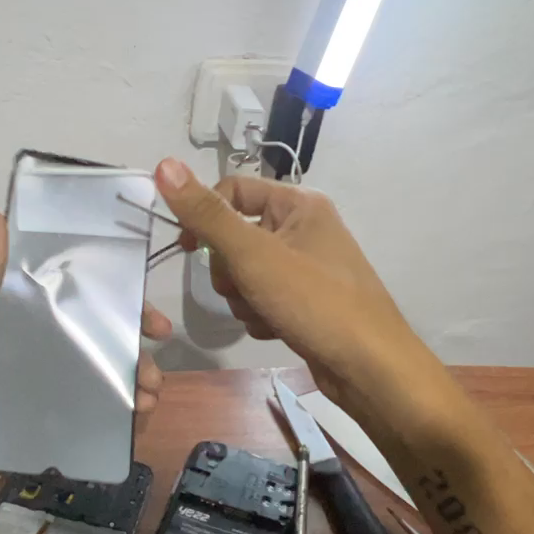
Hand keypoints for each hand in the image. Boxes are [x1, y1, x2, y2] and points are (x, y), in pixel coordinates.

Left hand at [0, 209, 171, 525]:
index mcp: (14, 318)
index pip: (72, 295)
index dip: (110, 294)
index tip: (142, 301)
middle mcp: (34, 349)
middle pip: (96, 336)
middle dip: (133, 344)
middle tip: (157, 355)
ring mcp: (45, 390)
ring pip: (103, 376)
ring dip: (134, 381)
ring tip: (150, 396)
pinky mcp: (51, 427)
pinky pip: (95, 416)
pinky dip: (122, 415)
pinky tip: (139, 419)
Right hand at [154, 158, 457, 439]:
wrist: (369, 368)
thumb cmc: (315, 302)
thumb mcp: (253, 255)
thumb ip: (207, 215)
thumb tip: (164, 165)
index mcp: (299, 205)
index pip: (234, 191)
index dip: (206, 216)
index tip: (187, 249)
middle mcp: (304, 229)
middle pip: (235, 237)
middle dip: (230, 271)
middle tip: (246, 287)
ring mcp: (306, 268)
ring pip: (245, 274)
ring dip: (244, 298)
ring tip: (266, 314)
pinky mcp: (306, 302)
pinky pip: (262, 299)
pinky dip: (261, 315)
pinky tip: (276, 329)